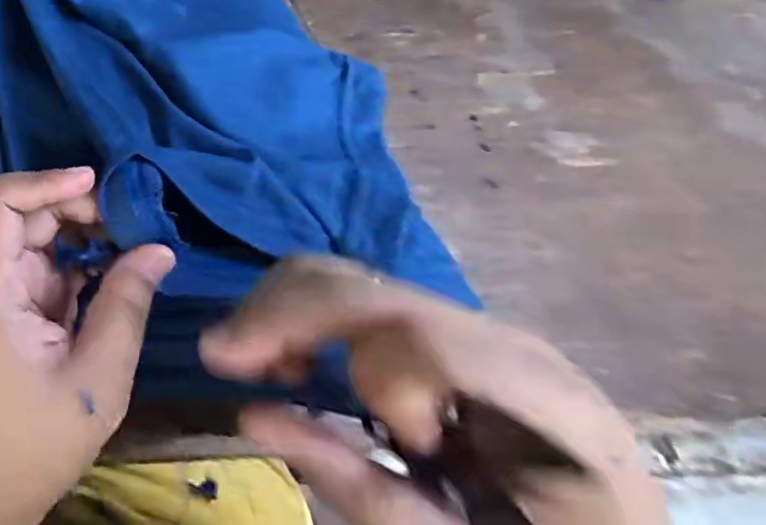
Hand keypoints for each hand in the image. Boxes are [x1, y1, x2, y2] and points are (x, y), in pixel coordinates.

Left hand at [0, 168, 175, 524]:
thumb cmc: (39, 433)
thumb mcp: (97, 375)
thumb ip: (125, 305)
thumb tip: (158, 248)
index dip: (43, 181)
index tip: (93, 183)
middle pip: (26, 209)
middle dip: (77, 204)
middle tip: (131, 220)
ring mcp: (6, 282)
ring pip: (41, 228)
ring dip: (84, 225)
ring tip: (133, 236)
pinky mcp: (22, 296)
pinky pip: (52, 256)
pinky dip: (85, 252)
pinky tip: (120, 262)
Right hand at [200, 257, 666, 524]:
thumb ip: (362, 490)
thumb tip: (251, 416)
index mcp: (545, 402)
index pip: (428, 343)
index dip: (376, 379)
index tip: (369, 440)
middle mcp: (501, 335)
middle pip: (367, 289)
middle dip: (280, 316)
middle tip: (220, 359)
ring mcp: (467, 318)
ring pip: (343, 274)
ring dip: (280, 306)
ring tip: (252, 360)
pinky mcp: (436, 319)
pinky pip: (349, 288)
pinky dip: (299, 308)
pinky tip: (289, 353)